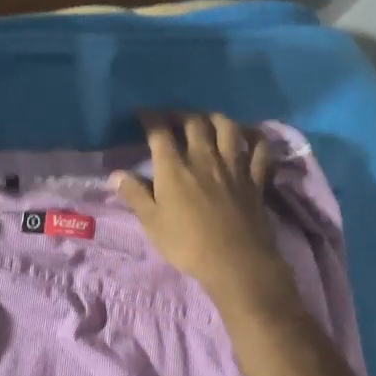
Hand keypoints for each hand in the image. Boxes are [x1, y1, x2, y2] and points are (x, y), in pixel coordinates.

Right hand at [113, 112, 299, 314]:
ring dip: (215, 118)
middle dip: (180, 113)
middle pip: (194, 122)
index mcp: (174, 169)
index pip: (159, 133)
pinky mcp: (255, 179)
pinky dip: (254, 138)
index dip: (149, 118)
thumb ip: (135, 195)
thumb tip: (116, 174)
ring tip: (206, 121)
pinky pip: (259, 150)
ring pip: (228, 128)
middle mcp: (204, 158)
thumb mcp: (152, 223)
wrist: (236, 262)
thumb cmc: (187, 244)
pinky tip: (249, 136)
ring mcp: (233, 166)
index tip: (142, 113)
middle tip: (171, 117)